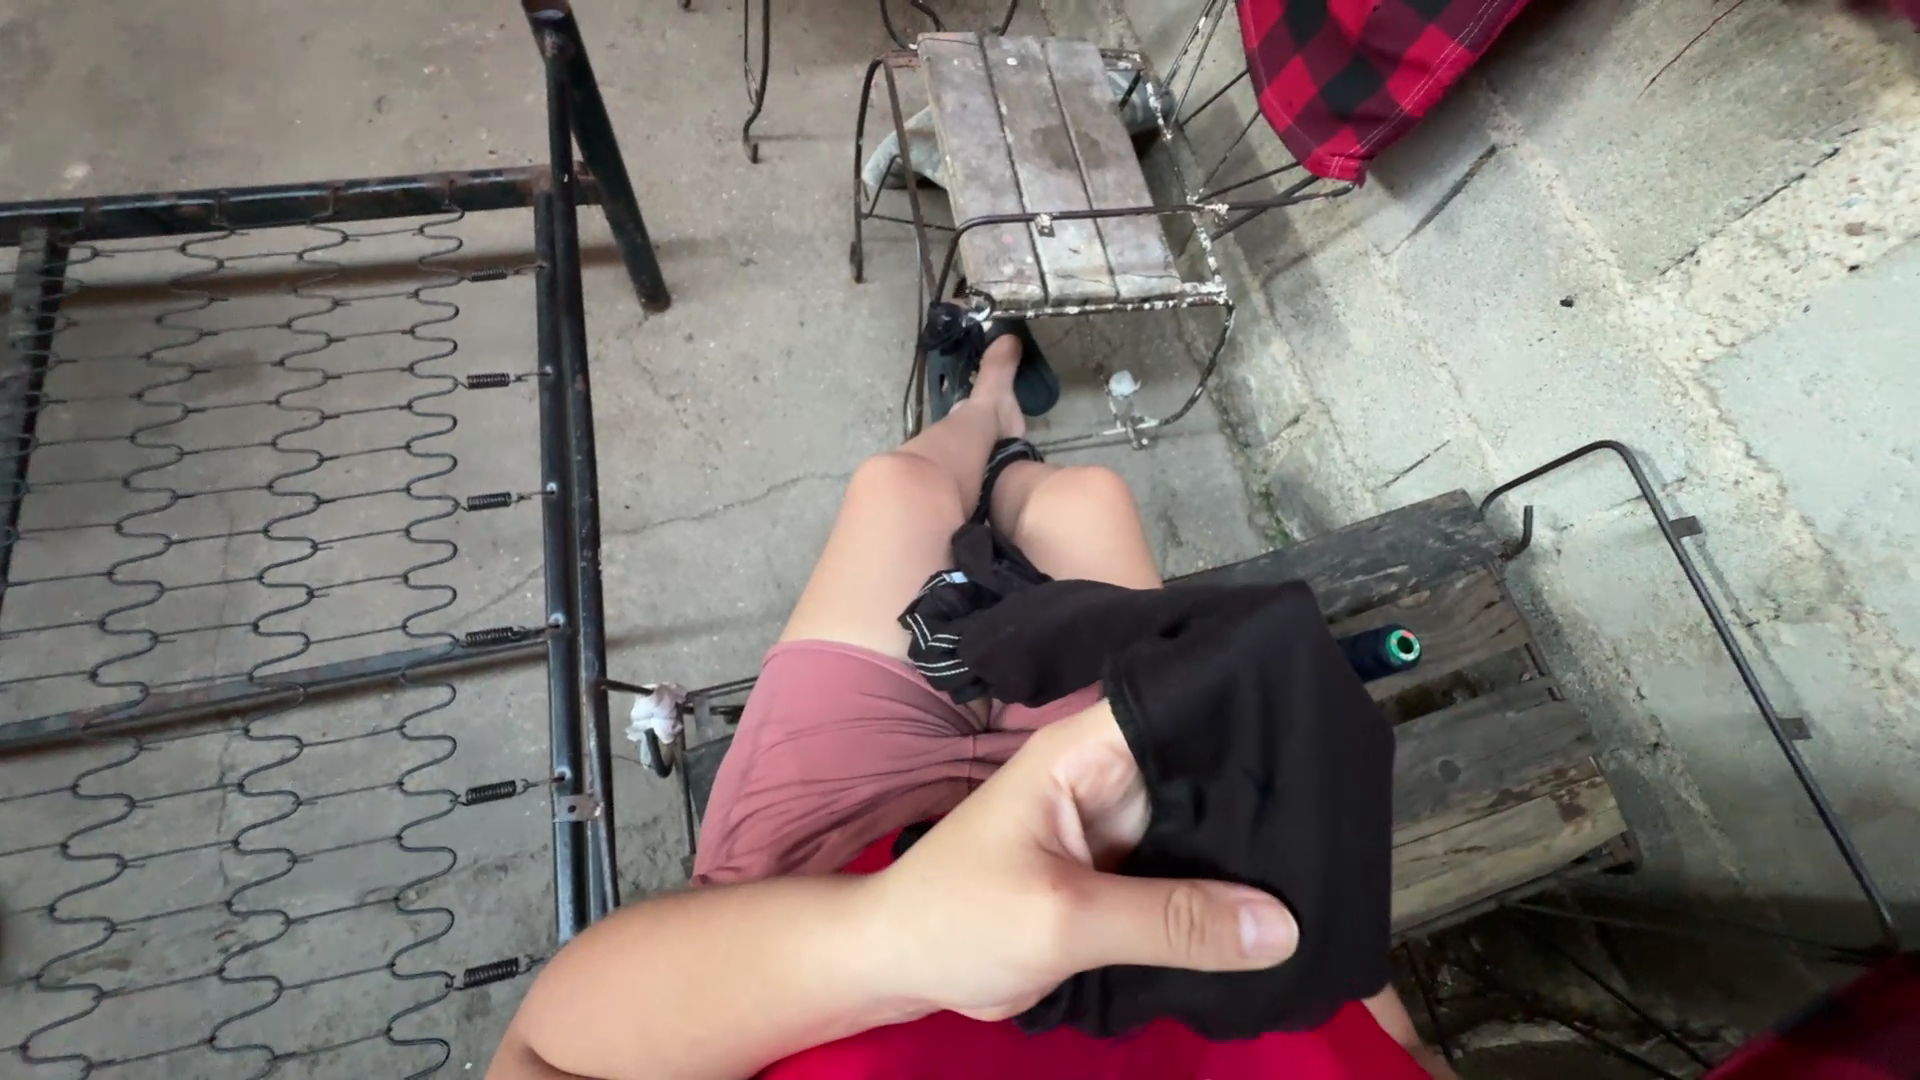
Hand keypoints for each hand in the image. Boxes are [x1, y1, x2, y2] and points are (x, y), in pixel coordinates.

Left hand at [860, 700, 1299, 1020]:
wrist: (903, 963)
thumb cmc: (960, 916)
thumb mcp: (1063, 918)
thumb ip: (1169, 920)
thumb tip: (1284, 924)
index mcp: (1081, 754)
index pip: (1170, 706)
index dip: (1236, 710)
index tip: (1316, 726)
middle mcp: (1104, 777)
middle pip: (1194, 770)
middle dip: (1258, 792)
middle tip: (1348, 813)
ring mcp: (1112, 825)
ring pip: (1195, 824)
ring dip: (1245, 847)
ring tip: (1336, 858)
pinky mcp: (1117, 872)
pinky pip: (1182, 872)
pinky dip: (1220, 890)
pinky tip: (1281, 906)